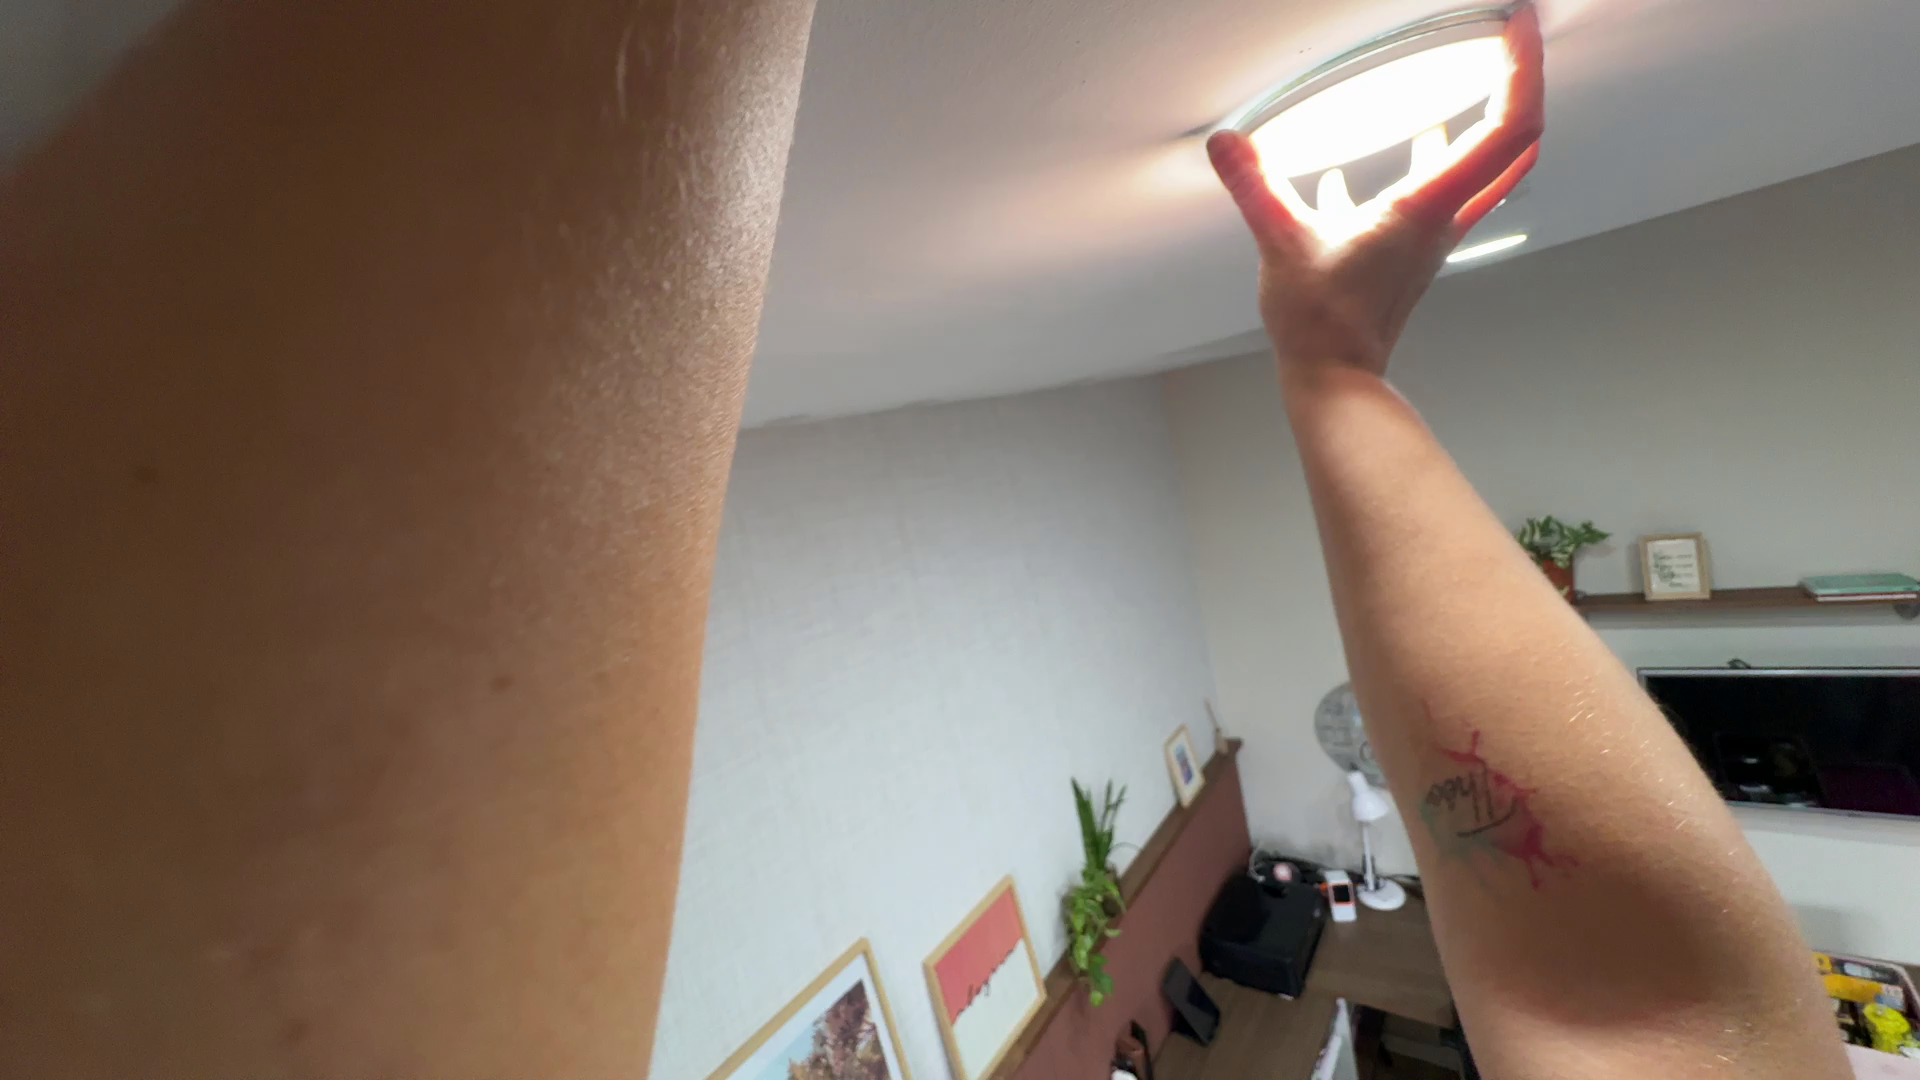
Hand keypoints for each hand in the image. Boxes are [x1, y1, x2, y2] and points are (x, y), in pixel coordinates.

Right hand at [1207, 4, 1543, 378]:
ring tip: (1450, 95)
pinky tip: (1372, 168)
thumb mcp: (1280, 244)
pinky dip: (1422, 170)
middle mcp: (1442, 218)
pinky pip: (1430, 200)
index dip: (1523, 65)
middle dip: (1515, 86)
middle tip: (1502, 50)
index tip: (1518, 23)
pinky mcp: (1406, 255)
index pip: (1509, 122)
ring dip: (1476, 127)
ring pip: (1478, 172)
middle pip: (1513, 141)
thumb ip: (1255, 187)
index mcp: (1426, 206)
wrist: (1331, 374)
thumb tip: (1225, 144)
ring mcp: (1428, 239)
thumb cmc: (1319, 321)